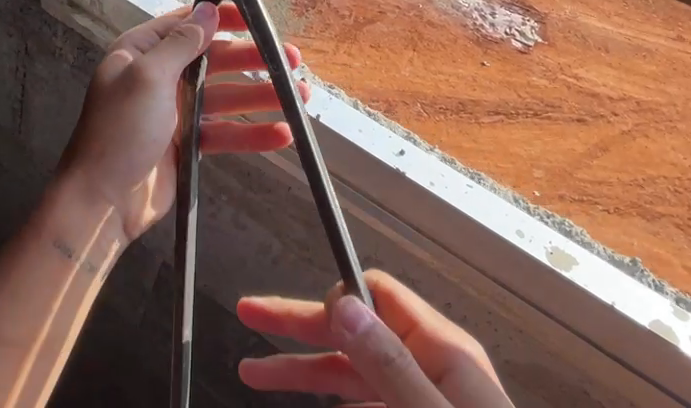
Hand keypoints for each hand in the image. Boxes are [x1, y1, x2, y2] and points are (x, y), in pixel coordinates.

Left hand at [56, 1, 306, 241]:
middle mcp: (158, 76)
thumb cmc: (119, 130)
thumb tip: (208, 11)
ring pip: (225, 97)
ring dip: (260, 96)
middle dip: (252, 59)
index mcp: (141, 51)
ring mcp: (173, 111)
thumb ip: (181, 44)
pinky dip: (251, 133)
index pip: (186, 25)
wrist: (102, 199)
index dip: (222, 19)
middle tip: (292, 60)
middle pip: (213, 60)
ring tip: (300, 95)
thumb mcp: (148, 77)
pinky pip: (224, 132)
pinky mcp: (186, 143)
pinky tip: (282, 133)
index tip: (256, 18)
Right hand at [236, 269, 514, 407]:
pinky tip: (308, 401)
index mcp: (442, 350)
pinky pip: (366, 401)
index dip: (332, 298)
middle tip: (249, 314)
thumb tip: (341, 301)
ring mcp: (424, 397)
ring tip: (254, 375)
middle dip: (298, 324)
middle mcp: (430, 365)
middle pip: (352, 330)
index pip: (376, 293)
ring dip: (303, 368)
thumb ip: (388, 363)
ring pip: (351, 370)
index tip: (289, 316)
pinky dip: (331, 397)